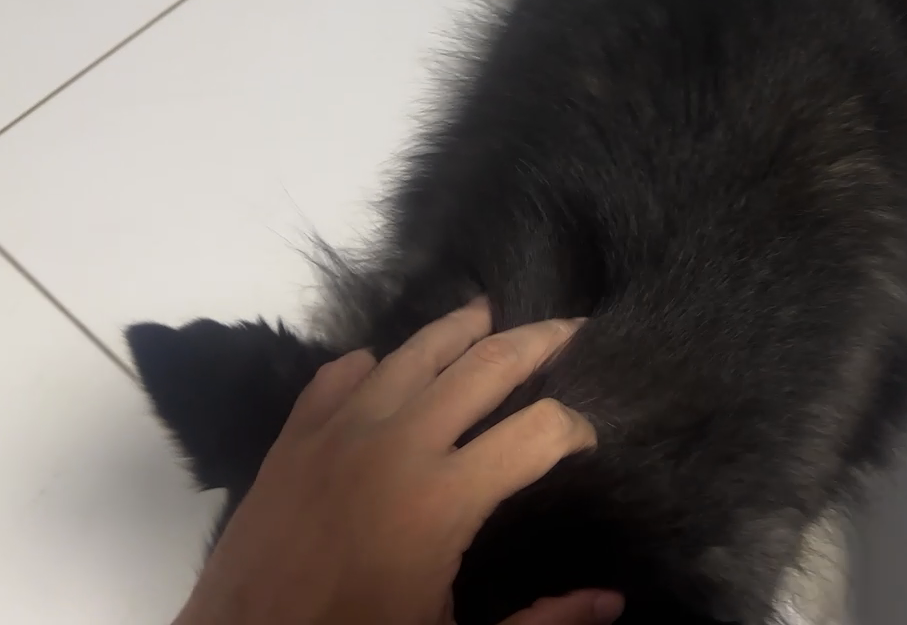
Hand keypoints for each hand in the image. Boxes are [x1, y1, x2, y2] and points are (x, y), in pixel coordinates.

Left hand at [172, 300, 617, 624]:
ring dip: (466, 326)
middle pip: (490, 362)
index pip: (541, 429)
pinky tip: (393, 370)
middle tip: (573, 329)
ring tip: (494, 313)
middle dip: (543, 339)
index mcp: (442, 500)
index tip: (585, 441)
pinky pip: (343, 374)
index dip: (576, 427)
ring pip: (419, 349)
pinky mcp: (293, 439)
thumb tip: (613, 604)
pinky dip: (377, 364)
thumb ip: (542, 621)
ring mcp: (340, 433)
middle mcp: (398, 445)